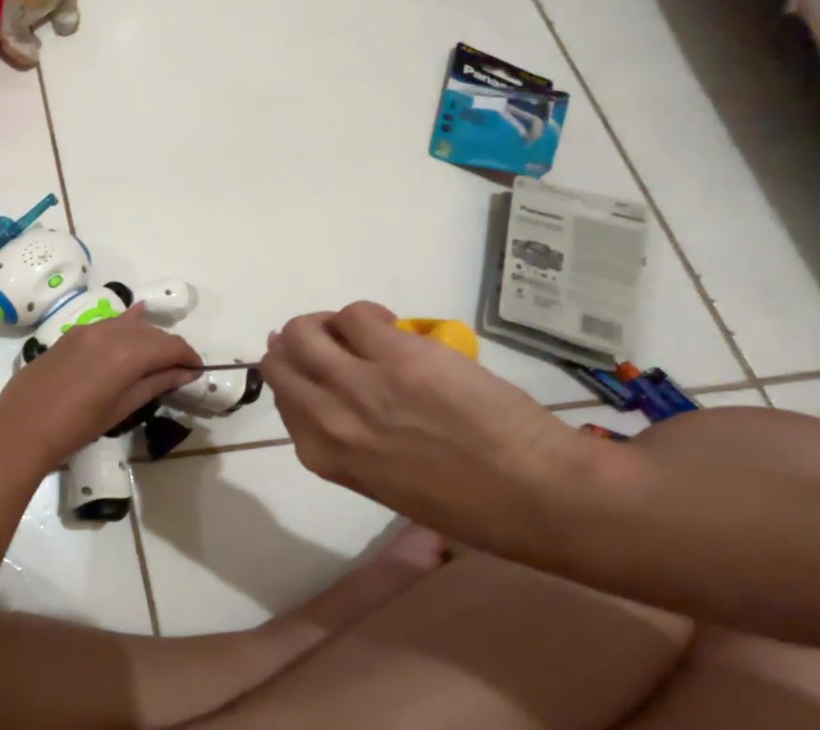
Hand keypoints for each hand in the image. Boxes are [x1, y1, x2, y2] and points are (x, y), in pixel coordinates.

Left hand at [0, 304, 201, 479]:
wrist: (21, 428)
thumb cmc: (75, 427)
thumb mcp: (120, 408)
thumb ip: (153, 384)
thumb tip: (183, 372)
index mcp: (125, 352)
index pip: (169, 345)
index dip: (188, 356)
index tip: (197, 371)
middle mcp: (108, 332)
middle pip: (150, 332)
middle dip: (169, 348)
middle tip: (179, 369)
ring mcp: (85, 329)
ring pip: (127, 325)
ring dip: (146, 338)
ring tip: (155, 358)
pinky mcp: (69, 334)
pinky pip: (106, 324)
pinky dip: (123, 327)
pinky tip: (131, 325)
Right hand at [262, 301, 573, 546]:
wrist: (540, 495)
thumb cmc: (469, 505)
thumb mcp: (382, 482)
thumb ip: (345, 440)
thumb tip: (331, 394)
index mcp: (322, 455)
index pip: (282, 398)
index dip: (298, 379)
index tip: (319, 371)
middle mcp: (326, 417)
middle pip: (279, 361)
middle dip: (297, 348)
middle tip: (330, 344)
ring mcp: (357, 383)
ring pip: (302, 331)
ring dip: (322, 325)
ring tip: (357, 332)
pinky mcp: (396, 353)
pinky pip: (354, 315)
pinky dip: (365, 315)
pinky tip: (391, 326)